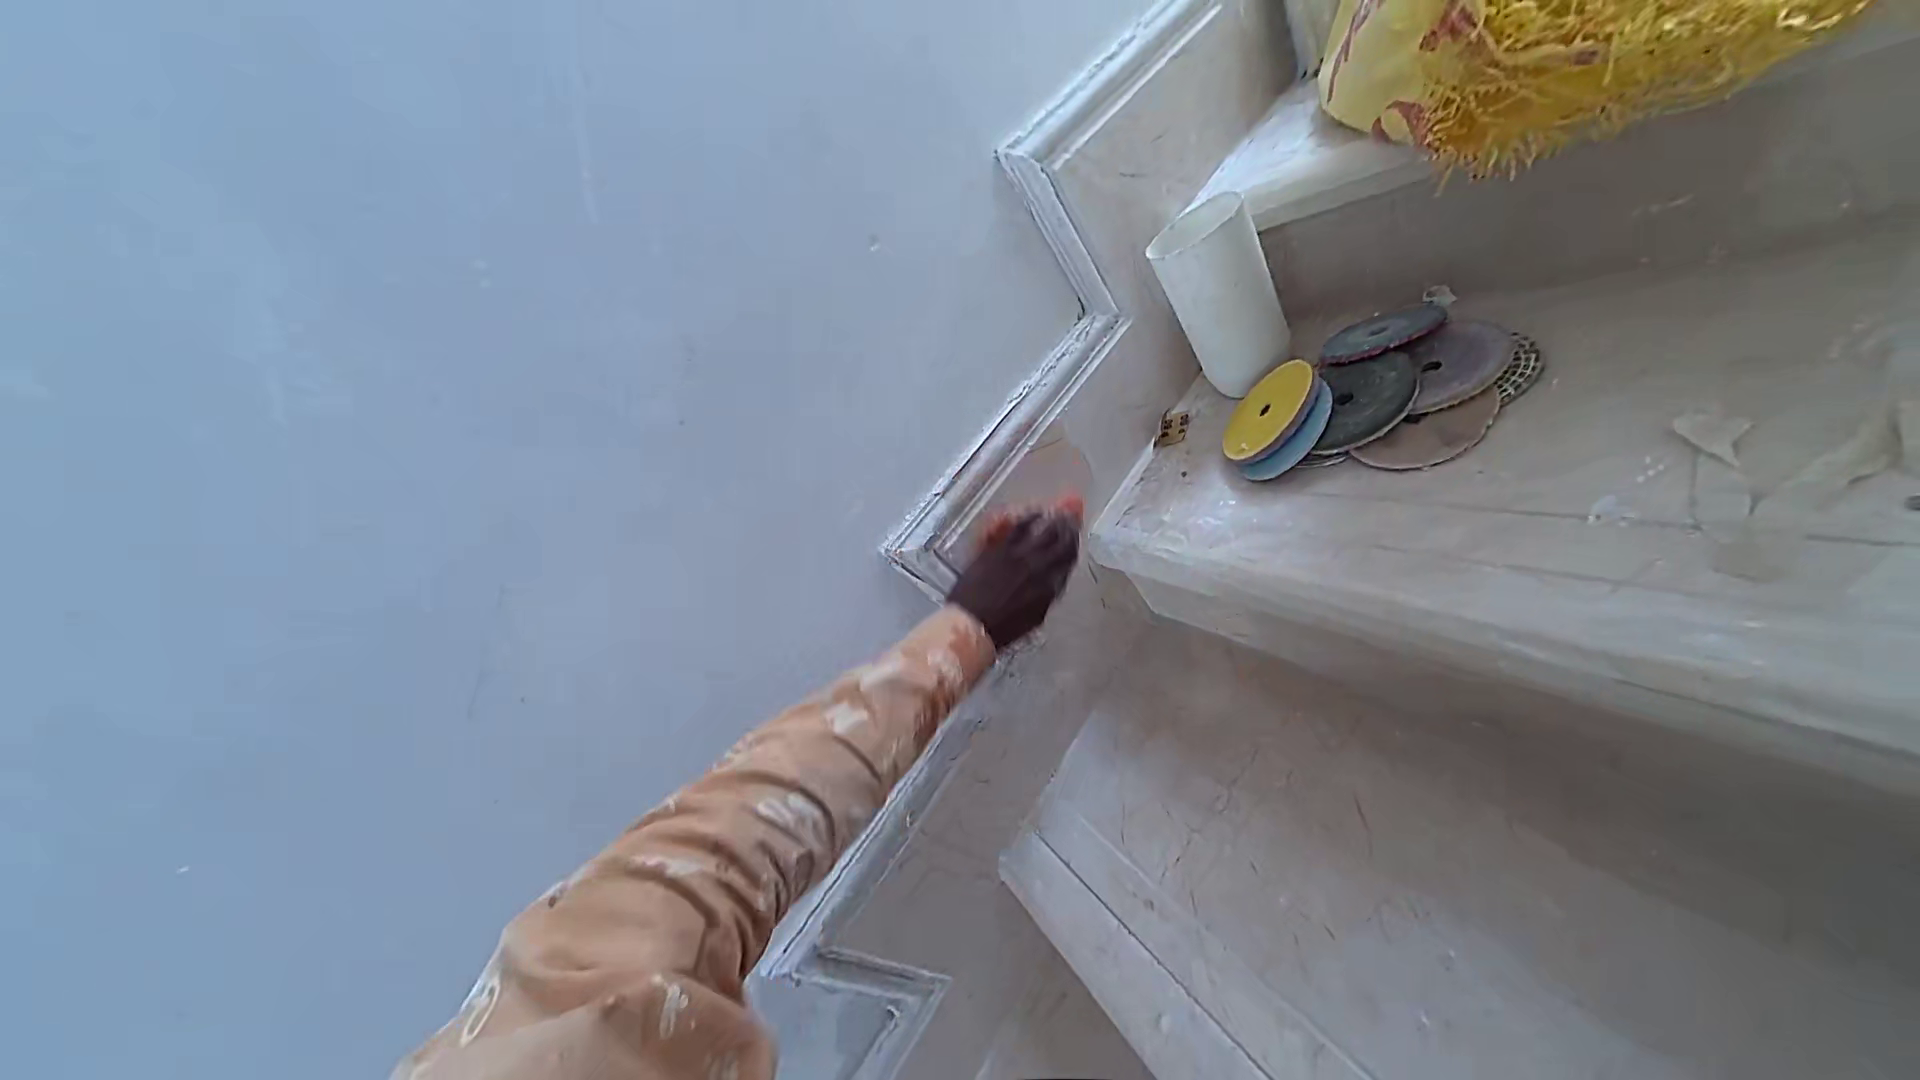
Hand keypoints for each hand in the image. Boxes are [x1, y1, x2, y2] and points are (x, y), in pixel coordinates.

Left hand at [947, 497, 1083, 649]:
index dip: (1074, 544)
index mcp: (1049, 587)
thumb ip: (1046, 595)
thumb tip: (1055, 580)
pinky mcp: (999, 548)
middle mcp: (1038, 568)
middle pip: (1061, 542)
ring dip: (1054, 520)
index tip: (1075, 535)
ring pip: (1044, 531)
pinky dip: (1029, 518)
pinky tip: (1034, 513)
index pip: (1068, 560)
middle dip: (1068, 527)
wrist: (971, 622)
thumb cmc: (1001, 627)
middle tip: (1072, 515)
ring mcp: (1018, 556)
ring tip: (1058, 511)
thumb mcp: (1034, 616)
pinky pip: (1019, 528)